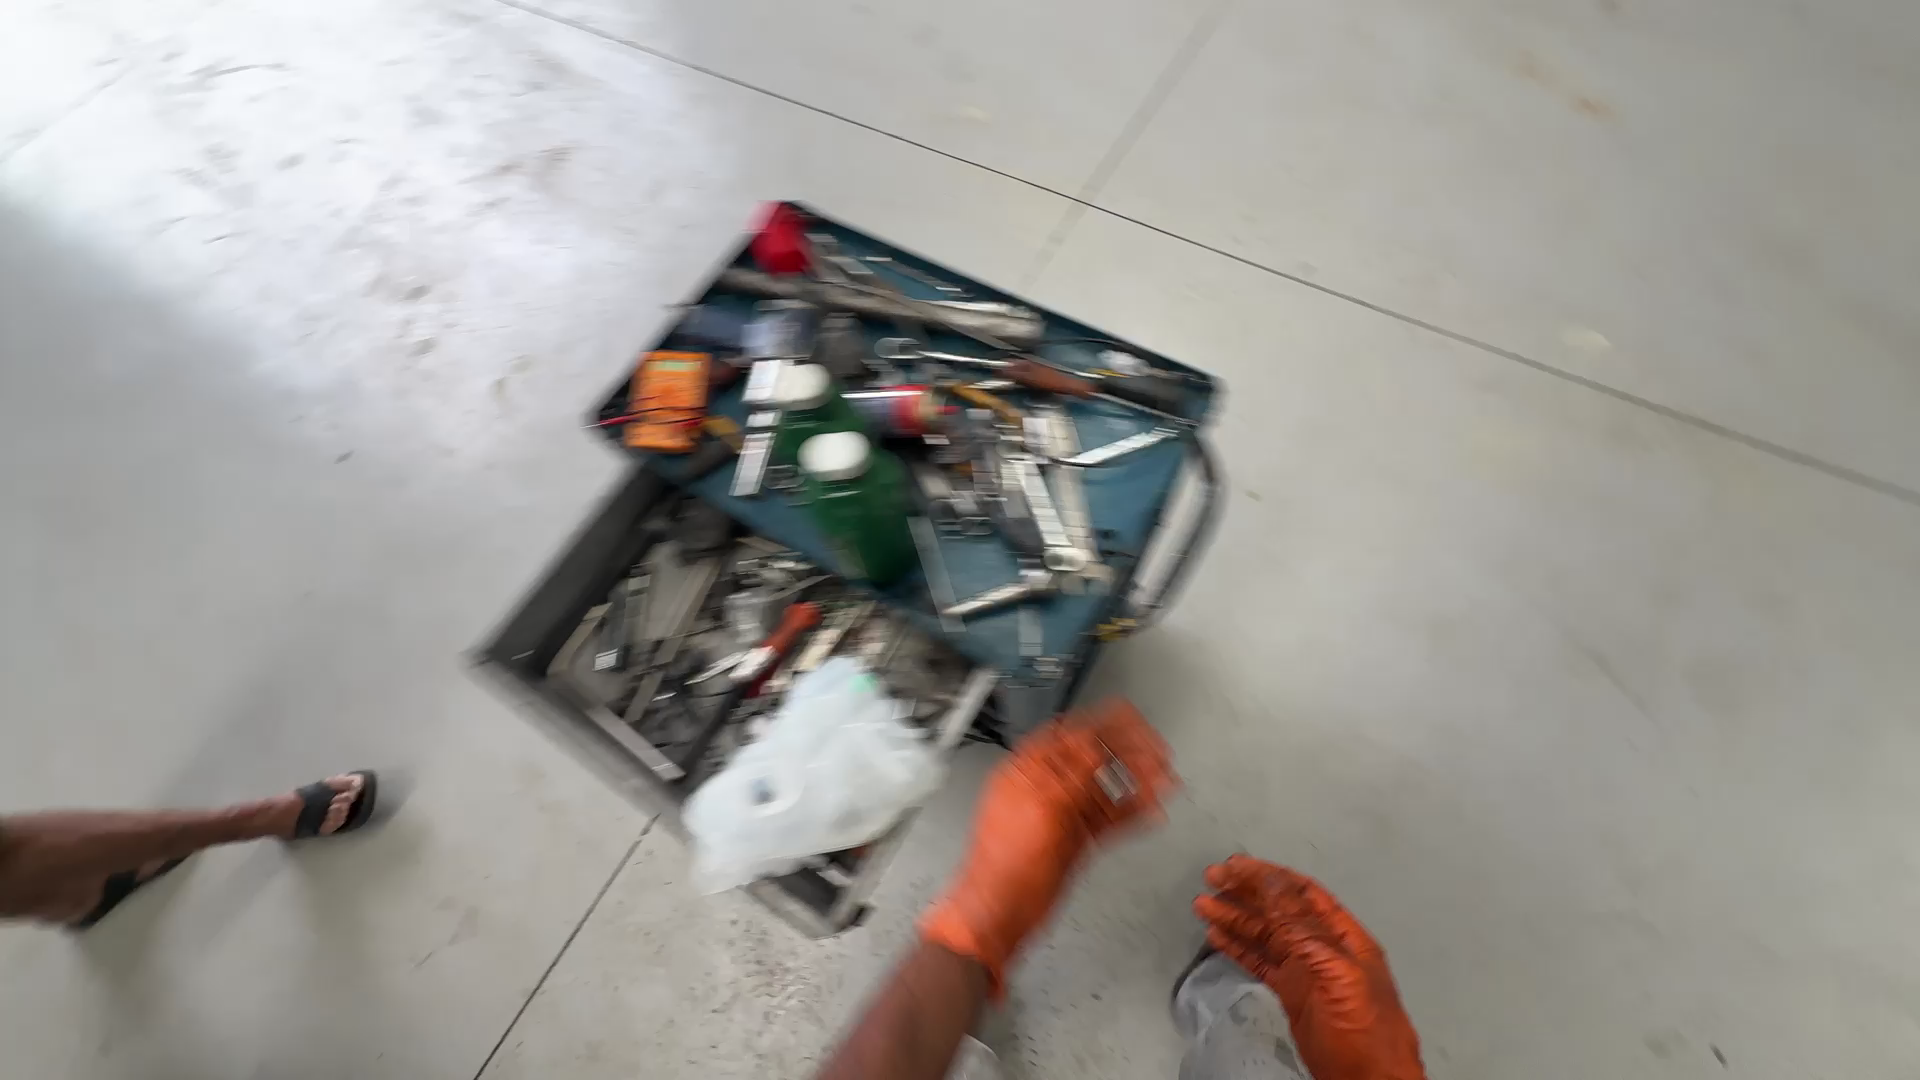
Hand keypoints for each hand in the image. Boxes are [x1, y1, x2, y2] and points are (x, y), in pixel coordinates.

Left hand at [920, 698, 1175, 995]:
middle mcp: (1049, 784)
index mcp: (1030, 768)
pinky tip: (1153, 808)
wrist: (999, 914)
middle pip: (1096, 757)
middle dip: (1130, 753)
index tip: (1137, 723)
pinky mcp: (1077, 838)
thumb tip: (1095, 747)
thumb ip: (1070, 776)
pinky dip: (1133, 811)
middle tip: (1160, 756)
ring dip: (1138, 781)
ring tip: (1165, 780)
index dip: (1108, 726)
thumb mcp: (1039, 810)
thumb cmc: (1002, 865)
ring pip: (1108, 786)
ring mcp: (1065, 811)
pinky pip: (1111, 816)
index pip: (1074, 733)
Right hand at [1194, 856, 1425, 1079]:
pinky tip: (1216, 937)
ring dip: (1234, 917)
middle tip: (1211, 879)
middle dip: (1245, 891)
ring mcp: (1307, 971)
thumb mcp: (1335, 968)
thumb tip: (1270, 881)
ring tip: (1202, 905)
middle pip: (1278, 908)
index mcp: (1341, 935)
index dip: (1266, 874)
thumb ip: (1302, 925)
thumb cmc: (1362, 1028)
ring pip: (1265, 934)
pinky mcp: (1293, 995)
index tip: (1233, 866)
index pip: (1299, 891)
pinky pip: (1261, 962)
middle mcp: (1323, 947)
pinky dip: (1238, 947)